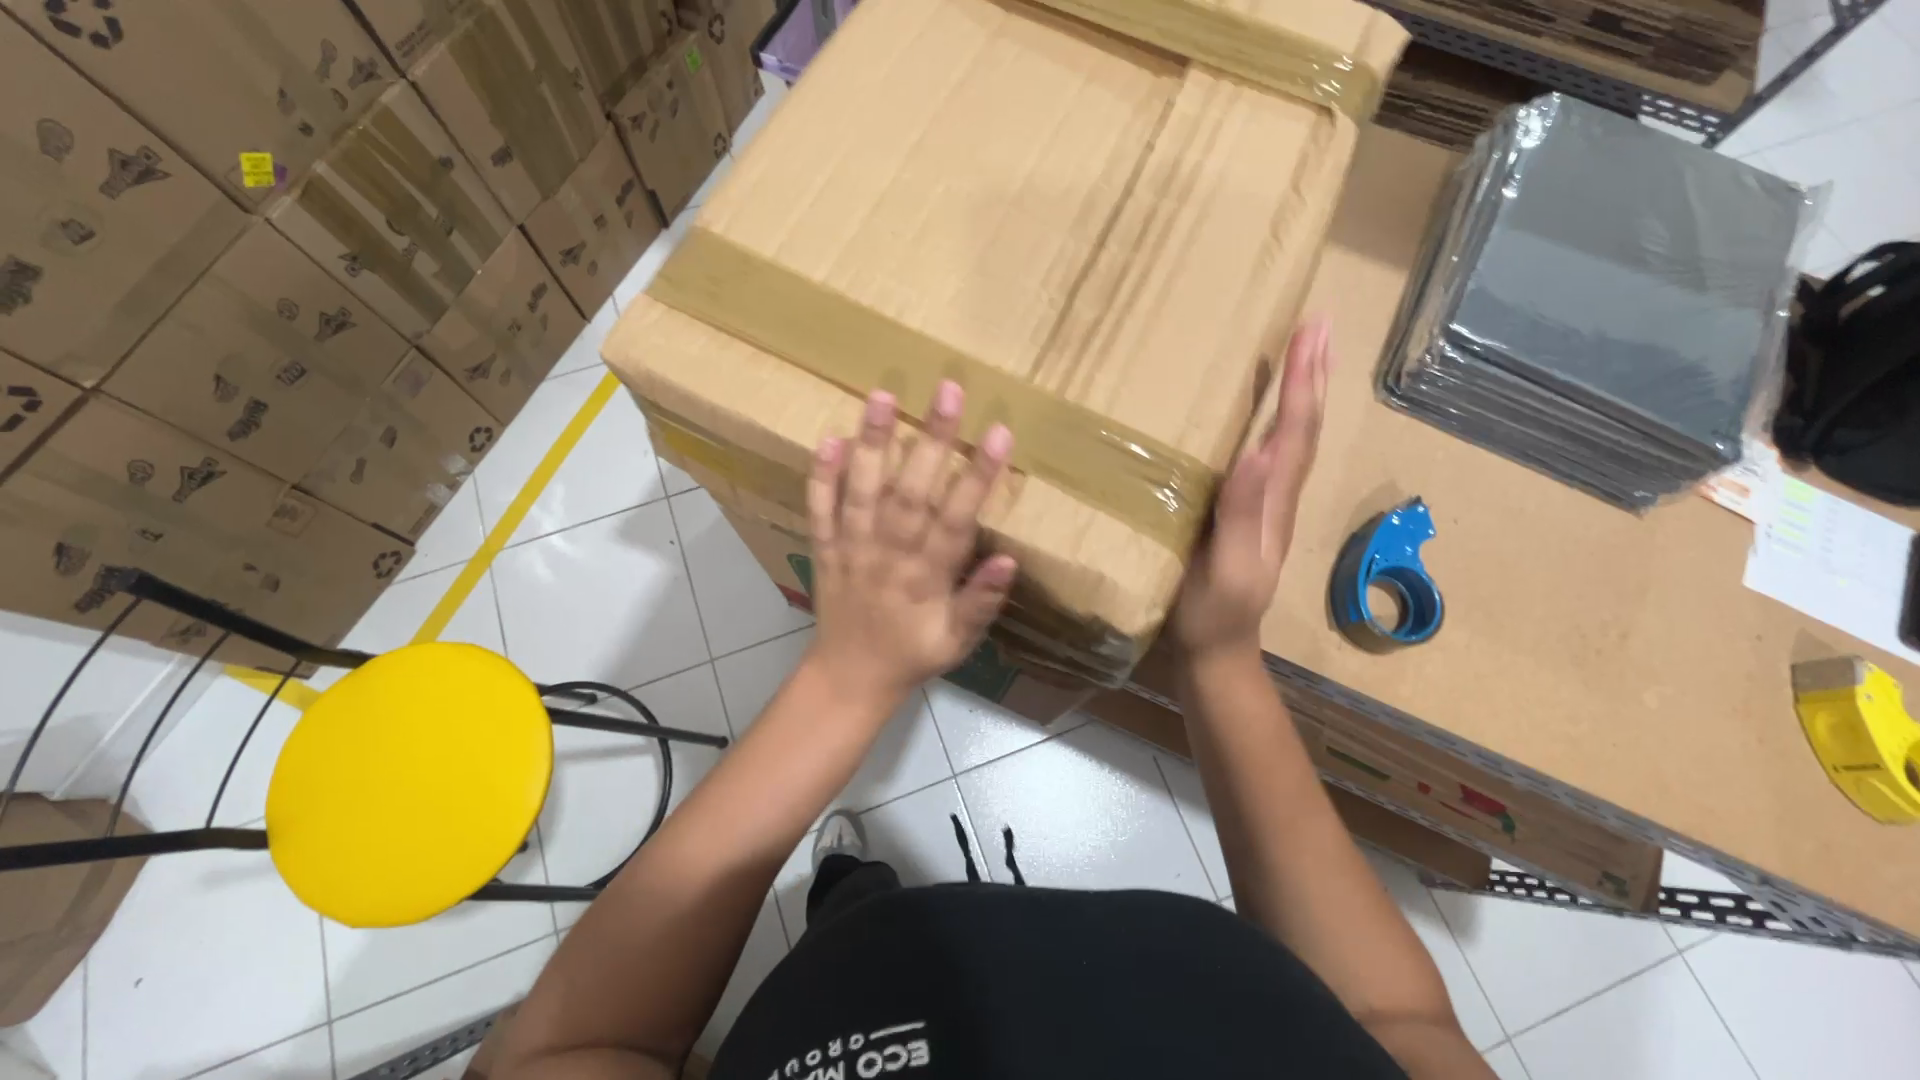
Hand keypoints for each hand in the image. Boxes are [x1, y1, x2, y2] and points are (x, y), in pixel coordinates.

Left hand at [804, 381, 1016, 708]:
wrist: (850, 677)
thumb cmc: (913, 655)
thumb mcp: (957, 642)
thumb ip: (981, 602)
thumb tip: (1009, 560)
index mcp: (926, 578)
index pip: (956, 520)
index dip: (977, 477)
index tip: (999, 433)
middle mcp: (888, 556)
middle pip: (911, 493)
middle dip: (931, 440)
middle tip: (948, 389)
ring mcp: (851, 549)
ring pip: (862, 492)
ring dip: (873, 443)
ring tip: (882, 395)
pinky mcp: (823, 549)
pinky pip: (819, 511)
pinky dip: (821, 477)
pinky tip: (828, 438)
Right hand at [1171, 317, 1331, 658]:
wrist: (1215, 654)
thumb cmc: (1213, 616)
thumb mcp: (1226, 569)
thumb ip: (1241, 514)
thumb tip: (1257, 451)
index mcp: (1272, 504)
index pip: (1294, 434)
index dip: (1303, 382)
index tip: (1311, 330)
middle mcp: (1275, 497)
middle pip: (1303, 429)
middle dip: (1313, 375)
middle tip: (1317, 324)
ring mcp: (1263, 508)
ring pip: (1290, 440)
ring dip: (1301, 393)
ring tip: (1302, 354)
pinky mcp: (1244, 515)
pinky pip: (1266, 456)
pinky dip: (1274, 423)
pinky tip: (1260, 417)